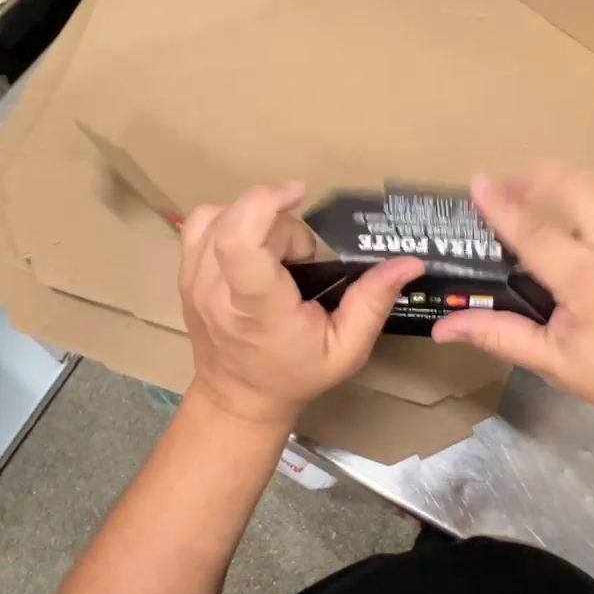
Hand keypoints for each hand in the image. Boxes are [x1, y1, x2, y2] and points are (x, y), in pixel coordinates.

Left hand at [178, 181, 424, 433]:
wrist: (238, 398)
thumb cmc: (295, 374)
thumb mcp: (347, 349)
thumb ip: (373, 302)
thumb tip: (409, 263)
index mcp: (256, 307)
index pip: (240, 240)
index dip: (265, 202)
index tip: (298, 194)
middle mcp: (214, 288)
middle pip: (240, 219)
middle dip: (282, 226)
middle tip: (303, 261)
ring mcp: (192, 279)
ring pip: (219, 214)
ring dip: (256, 222)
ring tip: (278, 257)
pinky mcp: (184, 272)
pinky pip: (202, 223)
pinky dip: (231, 221)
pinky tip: (253, 246)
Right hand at [432, 164, 593, 438]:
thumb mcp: (554, 361)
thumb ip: (499, 334)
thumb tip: (442, 327)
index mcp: (593, 281)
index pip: (534, 230)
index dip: (501, 204)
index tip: (478, 182)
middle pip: (574, 183)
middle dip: (536, 176)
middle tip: (511, 186)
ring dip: (576, 207)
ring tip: (565, 238)